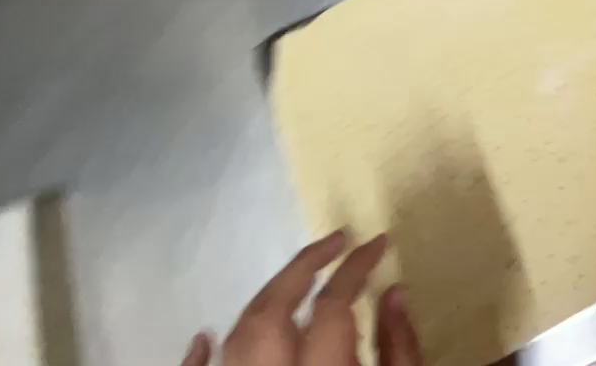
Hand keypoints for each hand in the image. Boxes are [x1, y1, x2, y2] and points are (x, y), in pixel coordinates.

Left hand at [177, 231, 422, 365]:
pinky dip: (195, 359)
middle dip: (301, 269)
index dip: (356, 266)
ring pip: (232, 344)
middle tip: (336, 242)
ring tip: (295, 279)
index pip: (333, 306)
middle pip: (269, 316)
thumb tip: (395, 292)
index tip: (378, 242)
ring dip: (262, 302)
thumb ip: (400, 348)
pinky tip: (205, 337)